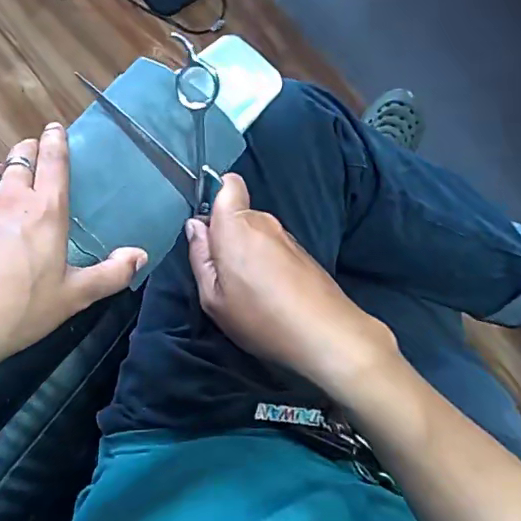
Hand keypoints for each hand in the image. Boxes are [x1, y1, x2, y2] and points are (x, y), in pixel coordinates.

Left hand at [0, 123, 146, 399]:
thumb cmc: (20, 311)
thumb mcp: (72, 297)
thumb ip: (110, 274)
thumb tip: (140, 254)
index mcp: (45, 210)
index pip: (53, 159)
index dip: (55, 139)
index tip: (54, 129)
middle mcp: (9, 196)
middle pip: (18, 156)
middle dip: (27, 152)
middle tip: (31, 159)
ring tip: (2, 186)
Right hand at [185, 172, 398, 389]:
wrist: (325, 335)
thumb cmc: (261, 317)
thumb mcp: (212, 296)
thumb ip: (199, 256)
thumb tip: (195, 227)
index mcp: (236, 226)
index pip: (228, 184)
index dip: (214, 195)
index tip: (205, 227)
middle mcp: (264, 223)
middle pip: (238, 213)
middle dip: (225, 234)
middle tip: (219, 272)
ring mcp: (287, 238)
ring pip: (254, 233)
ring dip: (245, 252)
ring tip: (244, 288)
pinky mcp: (303, 254)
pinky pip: (272, 248)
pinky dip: (264, 263)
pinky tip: (266, 293)